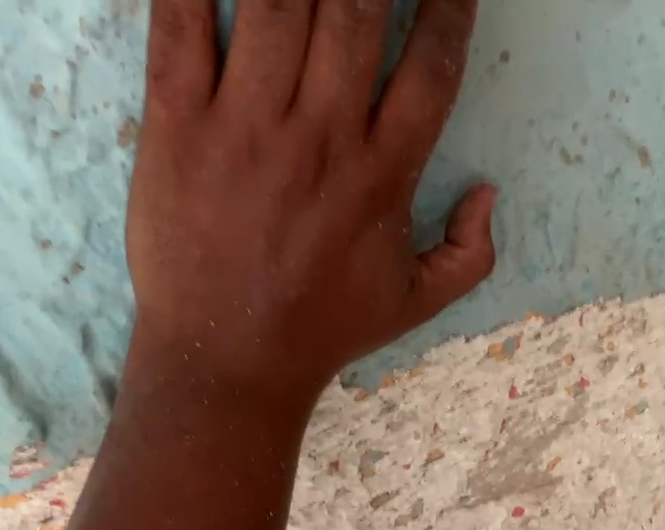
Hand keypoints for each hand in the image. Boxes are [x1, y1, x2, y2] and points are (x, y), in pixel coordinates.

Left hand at [124, 0, 496, 405]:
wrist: (229, 359)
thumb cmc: (324, 328)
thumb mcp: (415, 304)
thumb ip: (469, 255)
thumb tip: (489, 195)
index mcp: (381, 177)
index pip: (431, 69)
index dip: (449, 9)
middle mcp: (319, 139)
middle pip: (354, 10)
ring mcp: (243, 125)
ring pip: (273, 1)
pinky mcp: (175, 123)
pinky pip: (178, 20)